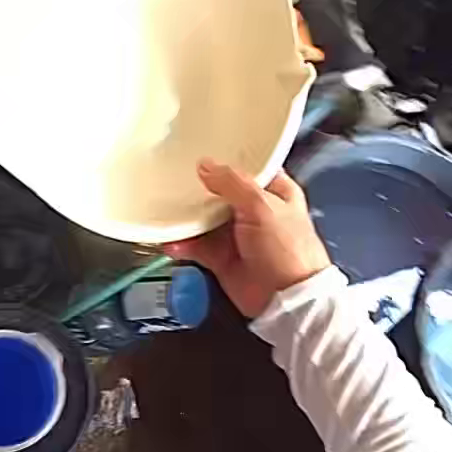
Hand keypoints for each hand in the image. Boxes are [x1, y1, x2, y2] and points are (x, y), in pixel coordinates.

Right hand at [165, 160, 331, 317]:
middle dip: (197, 190)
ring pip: (204, 221)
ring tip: (165, 213)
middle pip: (219, 194)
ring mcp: (236, 236)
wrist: (286, 300)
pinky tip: (170, 241)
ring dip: (185, 219)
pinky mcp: (222, 259)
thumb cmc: (286, 249)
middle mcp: (253, 211)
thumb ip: (232, 183)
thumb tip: (205, 166)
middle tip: (172, 179)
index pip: (246, 167)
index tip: (198, 150)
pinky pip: (197, 247)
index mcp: (273, 191)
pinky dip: (183, 244)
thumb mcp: (262, 206)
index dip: (224, 160)